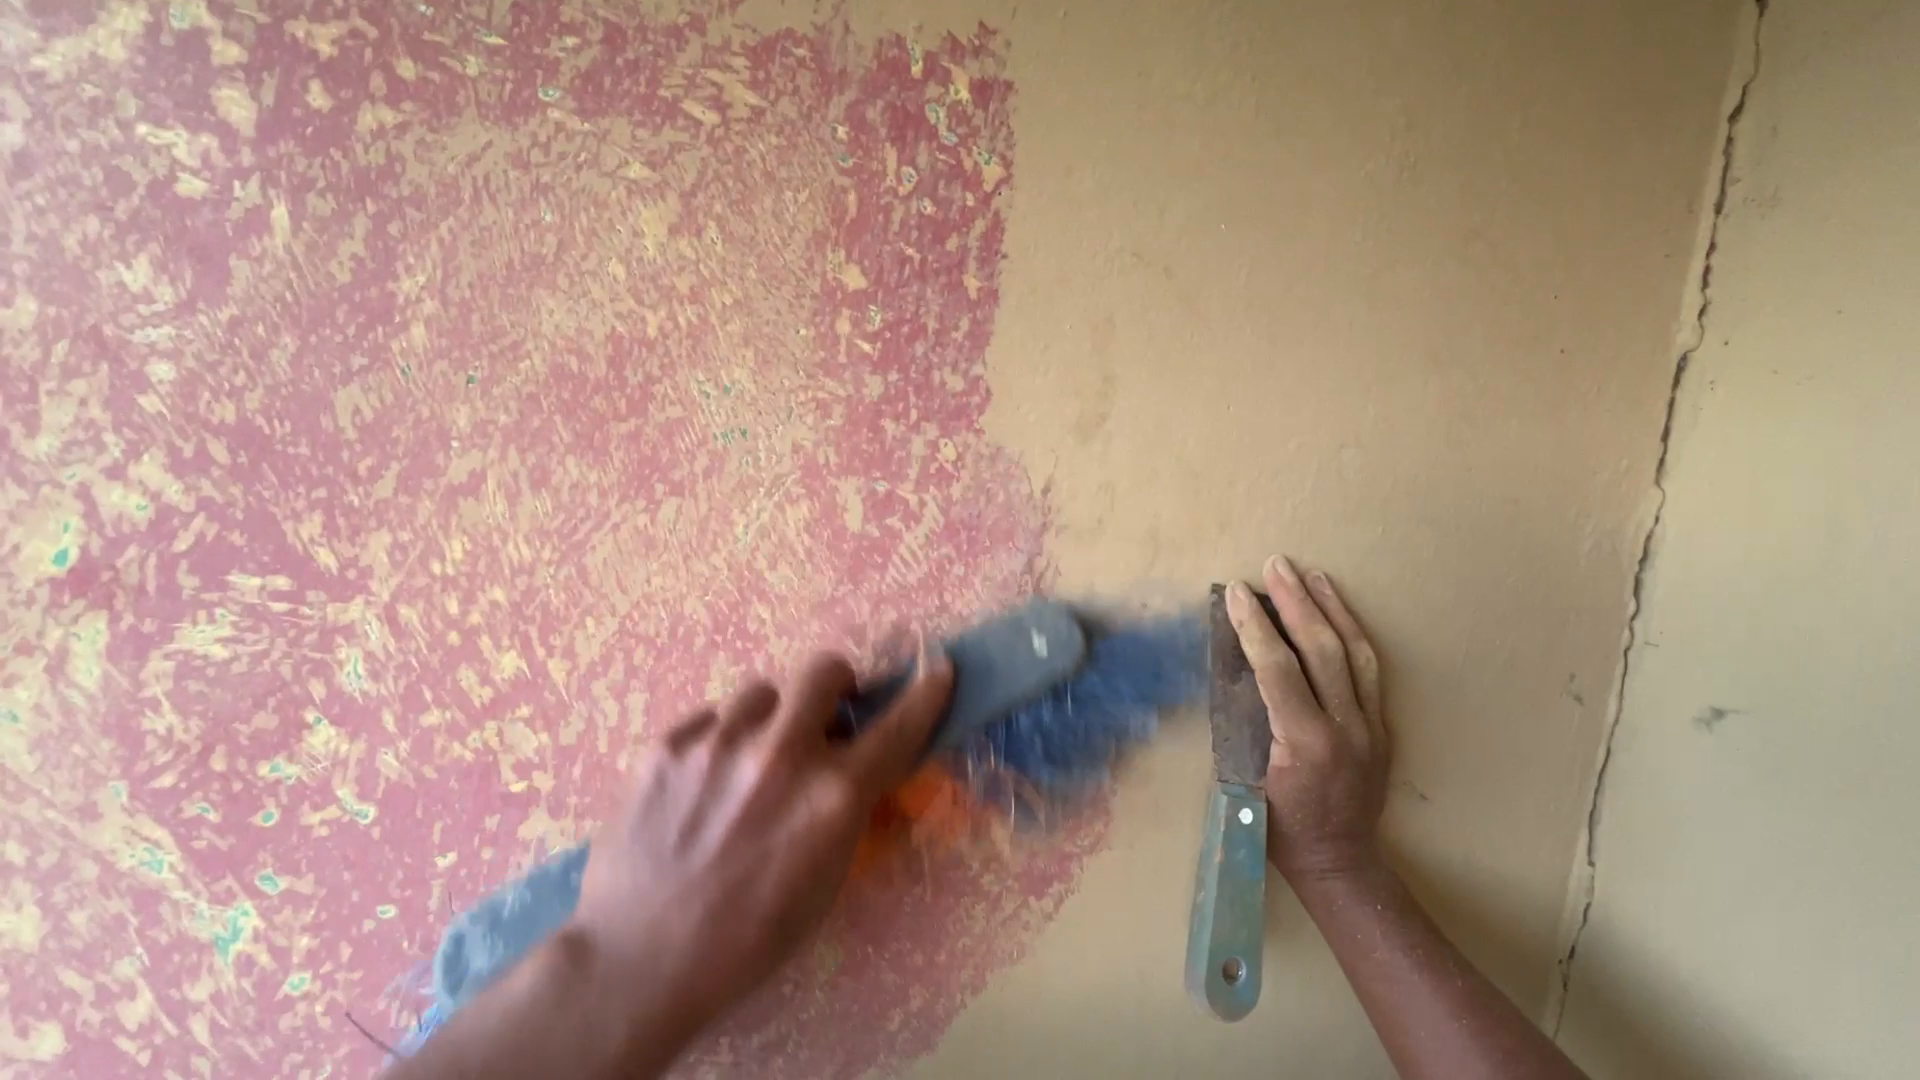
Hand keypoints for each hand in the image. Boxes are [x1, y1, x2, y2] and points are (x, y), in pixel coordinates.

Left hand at [570, 648, 953, 1043]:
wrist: (643, 958)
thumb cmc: (751, 936)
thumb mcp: (826, 879)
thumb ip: (845, 810)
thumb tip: (850, 765)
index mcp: (832, 795)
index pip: (899, 726)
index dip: (927, 693)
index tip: (939, 668)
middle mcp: (782, 753)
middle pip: (824, 670)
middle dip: (836, 683)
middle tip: (826, 711)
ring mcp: (719, 742)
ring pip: (761, 691)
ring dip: (769, 719)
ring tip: (749, 760)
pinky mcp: (668, 744)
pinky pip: (709, 719)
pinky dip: (718, 741)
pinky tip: (701, 783)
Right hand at [1225, 556, 1386, 882]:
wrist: (1340, 863)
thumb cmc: (1278, 829)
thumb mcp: (1247, 777)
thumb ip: (1247, 722)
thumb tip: (1238, 668)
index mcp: (1305, 743)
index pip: (1277, 668)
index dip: (1254, 625)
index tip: (1235, 592)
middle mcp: (1346, 727)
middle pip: (1321, 648)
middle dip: (1294, 601)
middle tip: (1275, 565)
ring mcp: (1371, 726)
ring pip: (1354, 652)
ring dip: (1329, 608)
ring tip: (1311, 574)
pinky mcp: (1382, 727)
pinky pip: (1370, 670)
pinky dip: (1352, 634)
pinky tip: (1338, 614)